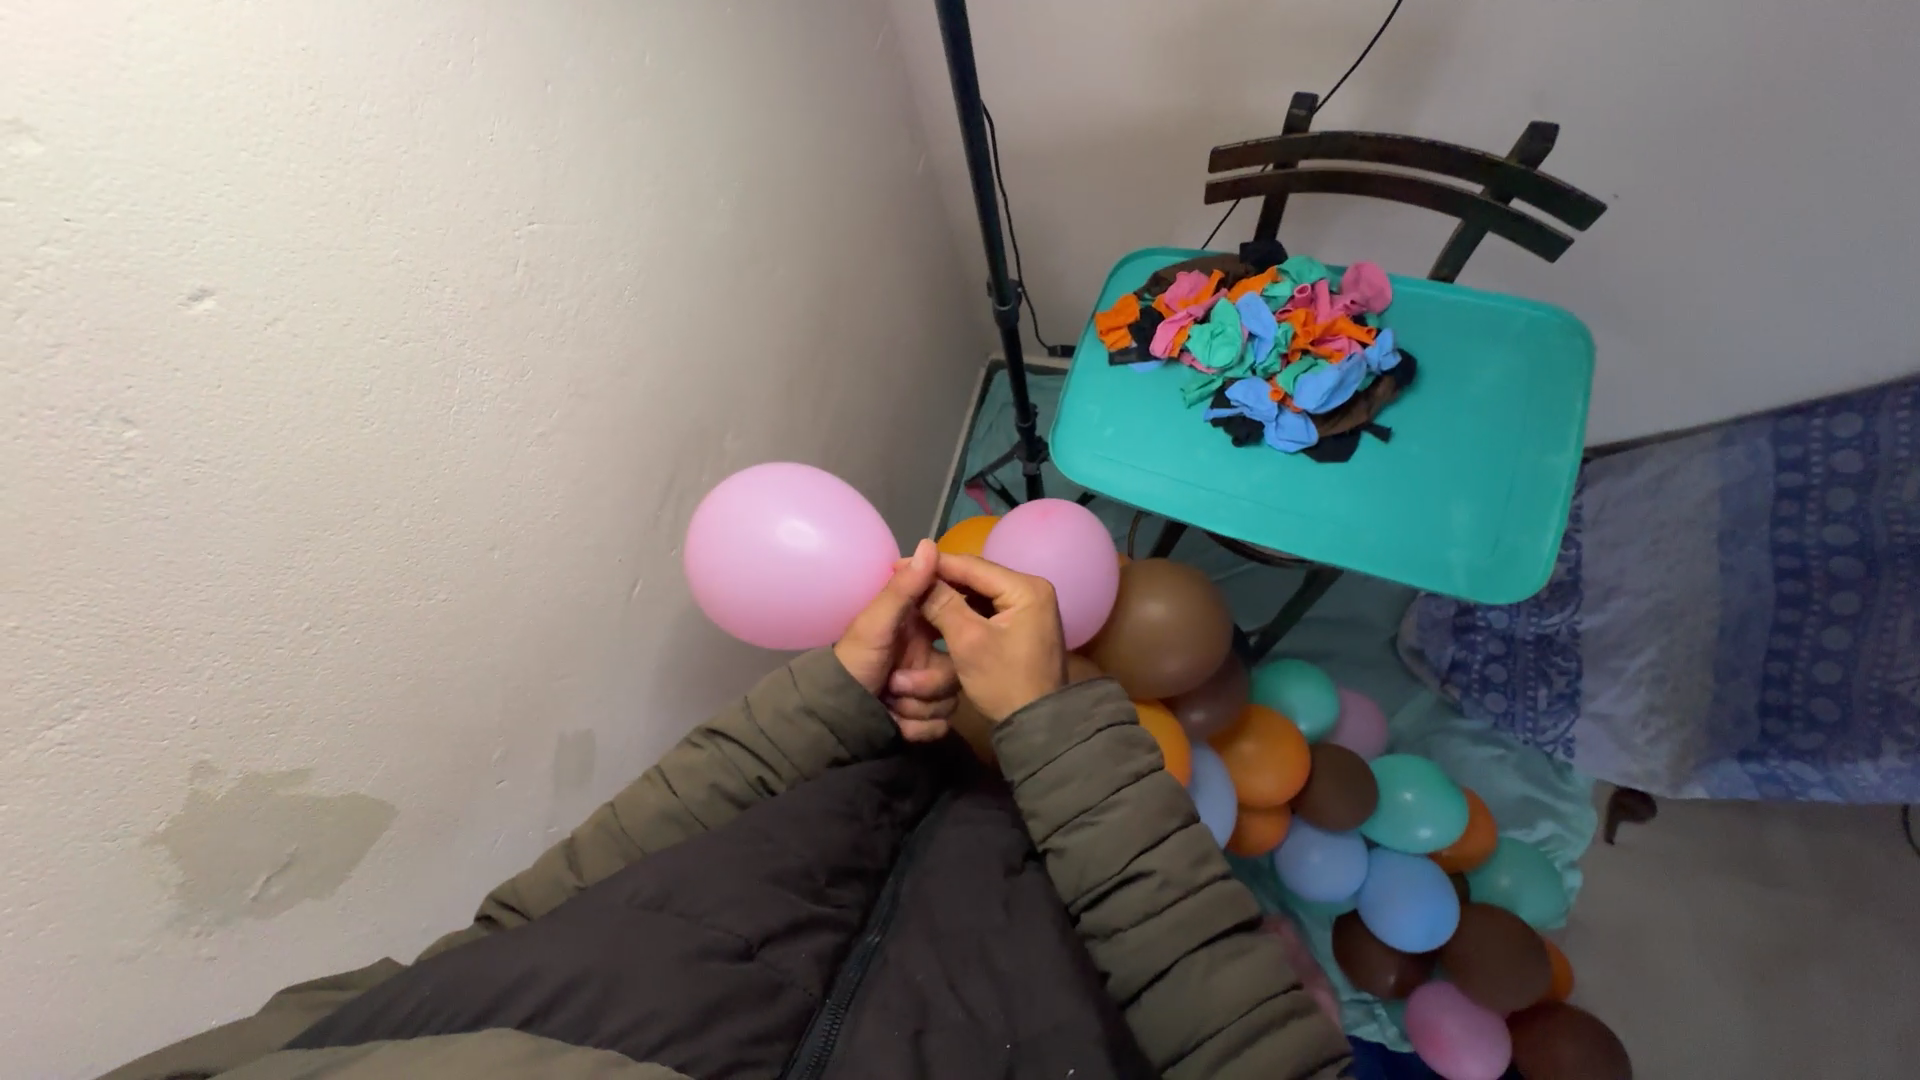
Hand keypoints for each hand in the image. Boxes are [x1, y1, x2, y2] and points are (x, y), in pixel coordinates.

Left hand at [833, 539, 959, 742]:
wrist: (832, 716)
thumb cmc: (851, 662)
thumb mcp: (875, 623)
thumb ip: (904, 587)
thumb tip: (930, 543)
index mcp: (920, 626)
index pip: (956, 620)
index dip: (957, 632)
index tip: (942, 642)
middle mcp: (929, 655)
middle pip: (958, 669)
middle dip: (927, 685)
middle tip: (895, 685)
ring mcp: (927, 687)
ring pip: (952, 699)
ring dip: (918, 707)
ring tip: (889, 703)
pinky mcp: (926, 717)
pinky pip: (941, 724)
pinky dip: (917, 728)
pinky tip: (894, 722)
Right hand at [919, 553, 1066, 722]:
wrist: (1036, 726)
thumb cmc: (1004, 683)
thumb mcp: (968, 641)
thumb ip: (942, 604)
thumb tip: (915, 570)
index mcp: (1026, 588)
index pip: (972, 566)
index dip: (933, 565)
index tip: (897, 565)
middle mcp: (1032, 588)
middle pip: (977, 577)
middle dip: (940, 579)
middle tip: (902, 578)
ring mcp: (1030, 606)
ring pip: (980, 591)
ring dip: (949, 594)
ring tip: (914, 592)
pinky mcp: (1023, 622)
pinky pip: (987, 607)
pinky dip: (962, 609)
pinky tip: (936, 610)